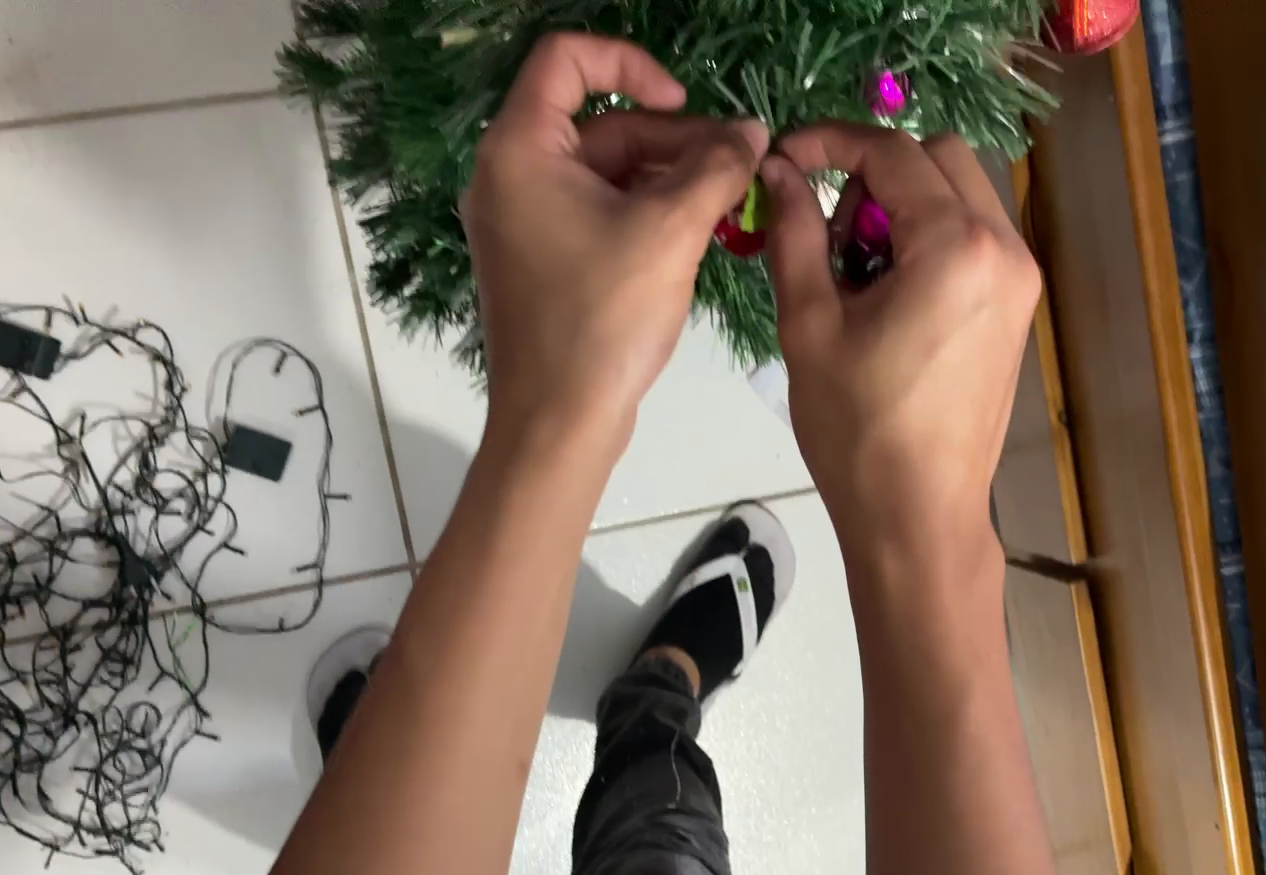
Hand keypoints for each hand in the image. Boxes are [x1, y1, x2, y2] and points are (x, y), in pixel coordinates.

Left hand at [464, 33, 768, 440]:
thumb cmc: (604, 319)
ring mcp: (527, 228)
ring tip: (726, 207)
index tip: (688, 105)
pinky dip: (646, 219)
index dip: (633, 66)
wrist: (561, 421)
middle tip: (737, 168)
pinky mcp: (546, 268)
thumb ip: (716, 170)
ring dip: (668, 183)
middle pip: (601, 129)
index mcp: (520, 151)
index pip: (568, 62)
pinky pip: (600, 220)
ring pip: (607, 180)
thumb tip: (754, 132)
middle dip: (674, 142)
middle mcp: (511, 180)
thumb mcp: (669, 232)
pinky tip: (694, 238)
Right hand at [759, 123, 1039, 552]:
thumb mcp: (810, 328)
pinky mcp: (1017, 313)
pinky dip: (929, 242)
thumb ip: (796, 234)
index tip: (786, 161)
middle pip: (939, 158)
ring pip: (961, 197)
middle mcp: (1005, 250)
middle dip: (874, 174)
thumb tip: (781, 172)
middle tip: (829, 237)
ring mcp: (1020, 283)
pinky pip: (975, 241)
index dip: (831, 143)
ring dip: (904, 208)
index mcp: (955, 247)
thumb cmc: (856, 431)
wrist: (917, 515)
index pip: (892, 152)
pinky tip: (891, 301)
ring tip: (857, 278)